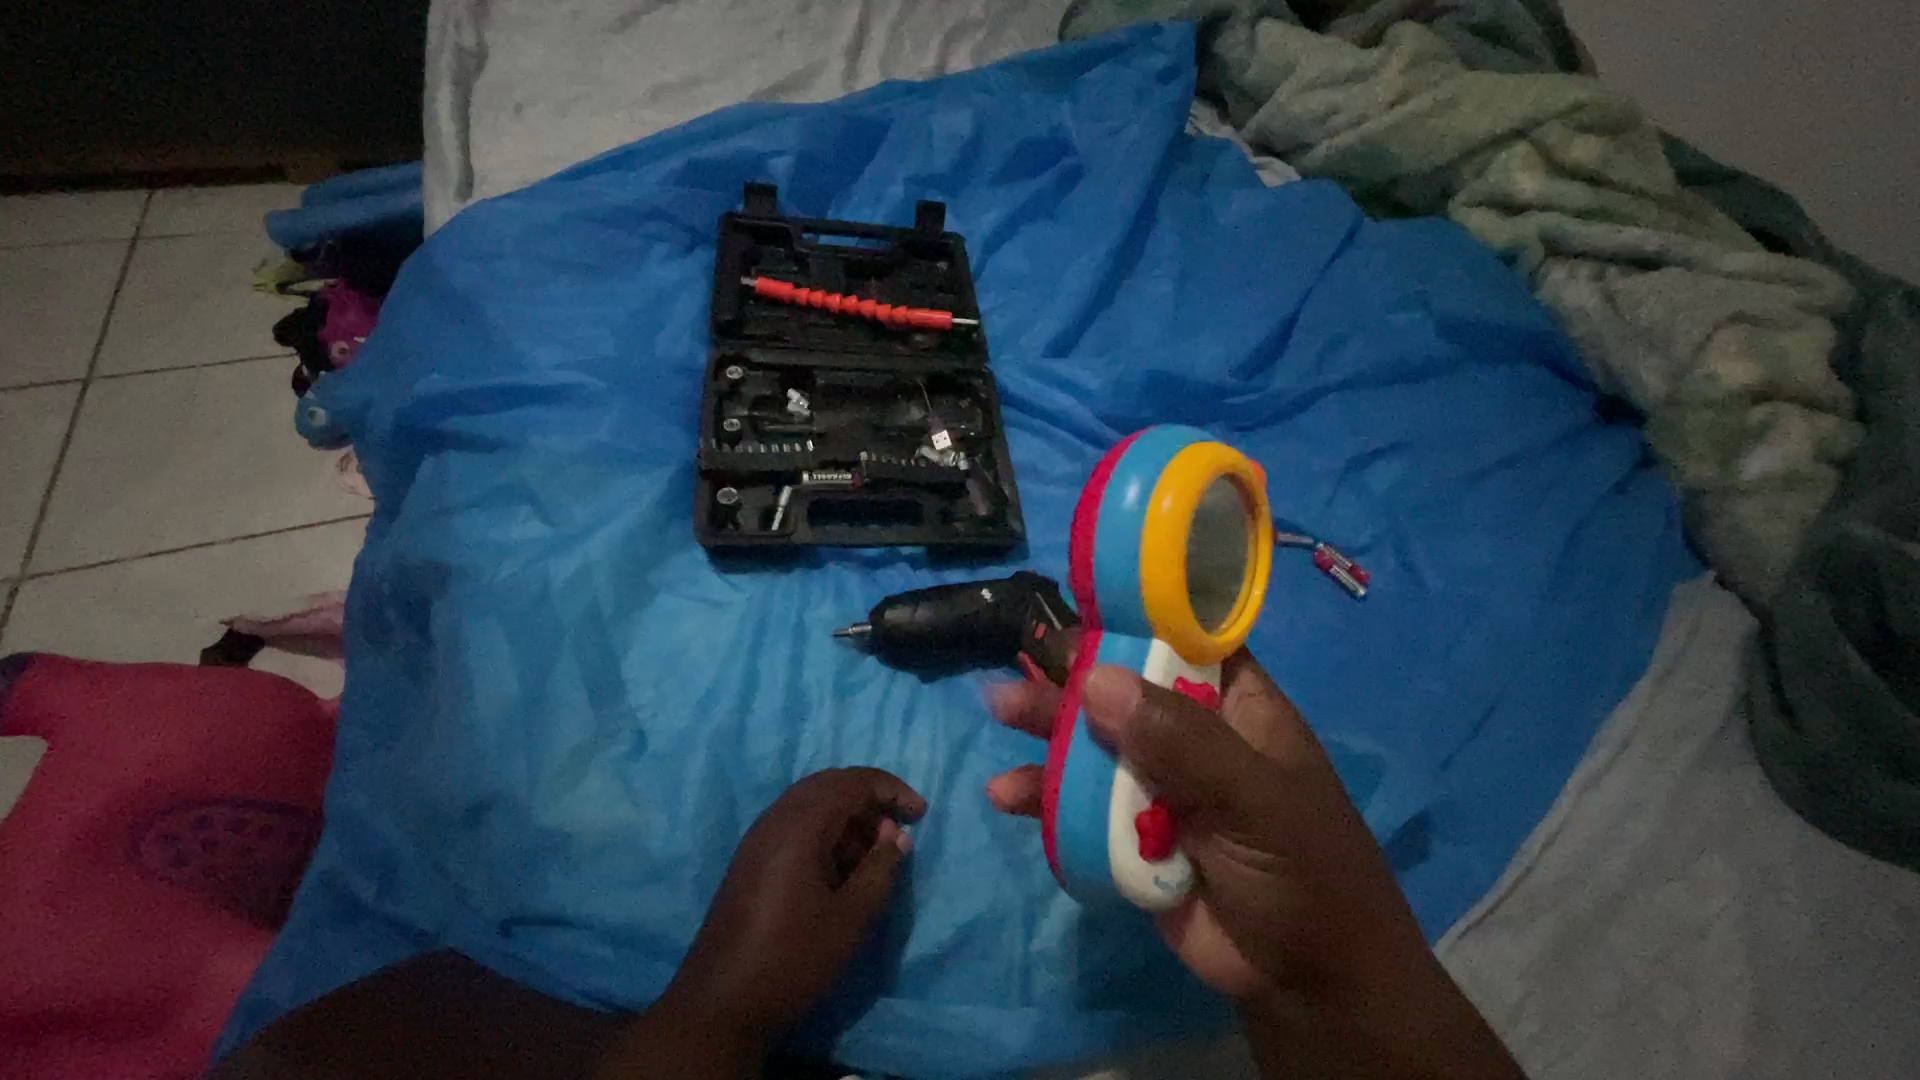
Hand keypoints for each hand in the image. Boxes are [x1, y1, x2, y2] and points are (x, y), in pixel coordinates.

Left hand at [661, 767, 925, 1050]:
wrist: (720, 1006)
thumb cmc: (793, 959)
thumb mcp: (851, 918)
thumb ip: (880, 868)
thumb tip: (897, 836)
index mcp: (799, 826)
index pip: (852, 782)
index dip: (891, 789)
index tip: (920, 814)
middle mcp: (775, 819)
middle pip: (829, 785)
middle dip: (869, 799)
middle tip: (898, 829)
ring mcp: (758, 838)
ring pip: (811, 804)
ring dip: (847, 817)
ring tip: (873, 854)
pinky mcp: (751, 859)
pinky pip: (795, 825)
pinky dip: (825, 832)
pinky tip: (840, 868)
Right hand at [986, 653, 1426, 1000]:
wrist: (1305, 983)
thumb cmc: (1302, 871)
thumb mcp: (1251, 798)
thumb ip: (1180, 741)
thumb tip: (1095, 679)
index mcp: (1235, 706)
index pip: (1181, 643)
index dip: (1132, 620)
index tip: (1075, 605)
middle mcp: (1190, 734)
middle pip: (1122, 690)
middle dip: (1070, 676)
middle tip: (1020, 664)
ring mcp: (1156, 782)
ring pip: (1092, 742)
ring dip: (1046, 728)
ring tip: (1000, 709)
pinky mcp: (1127, 831)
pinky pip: (1077, 802)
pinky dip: (1042, 795)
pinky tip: (1007, 794)